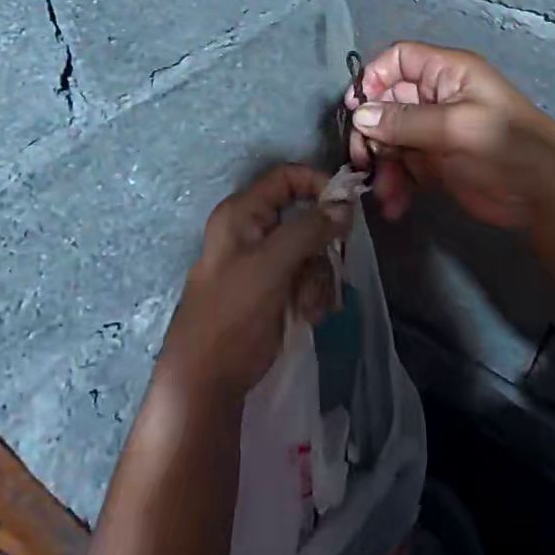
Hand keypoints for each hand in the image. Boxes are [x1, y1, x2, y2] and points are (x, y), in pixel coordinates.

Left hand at [155, 164, 349, 401]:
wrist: (208, 376)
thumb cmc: (234, 310)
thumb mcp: (272, 263)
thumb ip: (310, 229)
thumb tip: (345, 204)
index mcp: (242, 213)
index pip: (285, 177)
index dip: (317, 184)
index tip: (346, 205)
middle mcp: (253, 231)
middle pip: (304, 217)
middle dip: (322, 245)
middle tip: (338, 259)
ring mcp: (264, 262)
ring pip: (311, 251)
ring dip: (318, 277)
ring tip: (309, 304)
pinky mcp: (274, 289)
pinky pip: (307, 278)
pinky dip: (313, 295)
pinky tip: (307, 315)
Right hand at [344, 41, 554, 227]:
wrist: (546, 198)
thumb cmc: (508, 147)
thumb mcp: (457, 127)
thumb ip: (406, 120)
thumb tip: (360, 115)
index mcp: (447, 73)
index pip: (399, 59)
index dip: (374, 78)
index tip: (357, 108)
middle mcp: (436, 97)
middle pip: (386, 102)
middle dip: (371, 132)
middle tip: (363, 160)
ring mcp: (433, 131)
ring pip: (389, 139)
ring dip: (381, 165)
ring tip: (385, 192)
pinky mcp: (434, 163)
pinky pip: (401, 167)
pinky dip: (394, 184)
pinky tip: (395, 205)